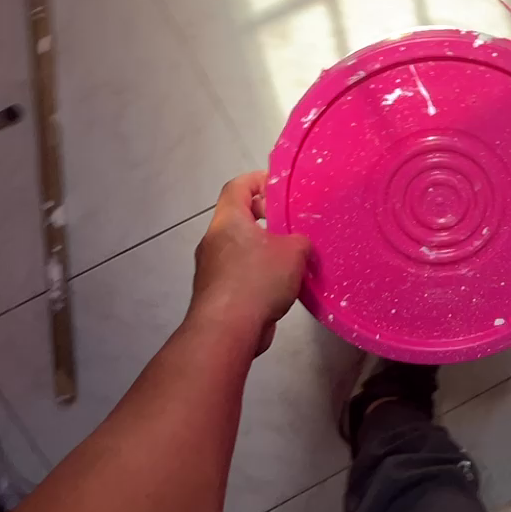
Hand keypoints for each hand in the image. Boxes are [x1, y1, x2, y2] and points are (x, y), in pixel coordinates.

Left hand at [189, 172, 310, 355]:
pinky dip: (256, 272)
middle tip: (290, 224)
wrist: (226, 331)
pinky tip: (278, 286)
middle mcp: (213, 240)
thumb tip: (297, 245)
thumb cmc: (257, 279)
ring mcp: (210, 268)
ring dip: (262, 248)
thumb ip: (300, 240)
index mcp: (228, 220)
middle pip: (238, 216)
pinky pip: (238, 272)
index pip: (237, 186)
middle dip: (265, 217)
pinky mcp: (214, 293)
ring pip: (239, 246)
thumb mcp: (294, 251)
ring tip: (290, 258)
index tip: (280, 187)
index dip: (258, 180)